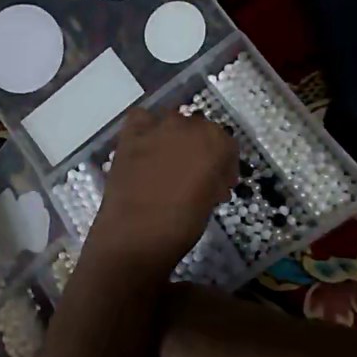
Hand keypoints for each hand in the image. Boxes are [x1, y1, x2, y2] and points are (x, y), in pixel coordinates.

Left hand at [85, 108, 236, 272]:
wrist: (133, 237)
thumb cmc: (179, 227)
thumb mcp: (209, 204)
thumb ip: (214, 183)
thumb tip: (213, 181)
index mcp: (216, 144)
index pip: (227, 145)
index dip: (225, 166)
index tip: (221, 185)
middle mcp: (188, 127)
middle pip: (200, 130)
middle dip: (201, 151)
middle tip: (196, 178)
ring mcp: (157, 129)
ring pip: (173, 122)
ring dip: (175, 138)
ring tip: (169, 164)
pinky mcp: (129, 137)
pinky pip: (141, 119)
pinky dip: (146, 128)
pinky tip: (146, 148)